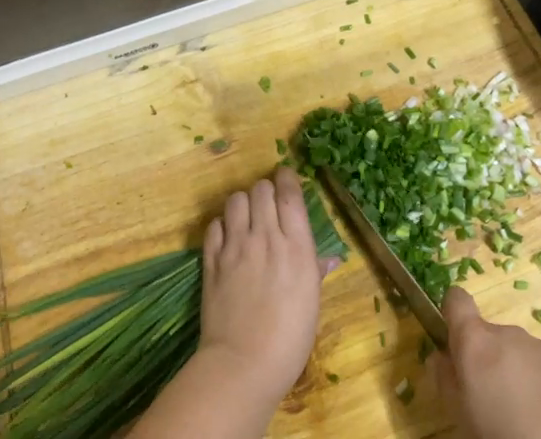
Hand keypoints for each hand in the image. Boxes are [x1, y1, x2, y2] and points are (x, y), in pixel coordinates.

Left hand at [197, 165, 333, 403]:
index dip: (287, 179)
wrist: (244, 362)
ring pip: (235, 200)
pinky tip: (227, 237)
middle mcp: (265, 237)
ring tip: (246, 217)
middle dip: (265, 190)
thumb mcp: (312, 301)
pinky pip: (214, 225)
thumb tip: (328, 258)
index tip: (287, 178)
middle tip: (268, 204)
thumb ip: (315, 270)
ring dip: (242, 203)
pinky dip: (221, 225)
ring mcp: (235, 246)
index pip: (289, 193)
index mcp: (296, 245)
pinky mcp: (211, 259)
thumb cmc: (290, 338)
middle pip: (261, 189)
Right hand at [426, 286, 540, 438]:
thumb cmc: (504, 432)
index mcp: (477, 341)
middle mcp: (509, 334)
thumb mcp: (461, 415)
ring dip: (512, 375)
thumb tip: (440, 358)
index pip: (457, 301)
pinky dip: (538, 389)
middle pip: (488, 336)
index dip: (451, 313)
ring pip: (516, 355)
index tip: (451, 339)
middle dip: (485, 360)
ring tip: (517, 416)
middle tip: (486, 399)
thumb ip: (446, 381)